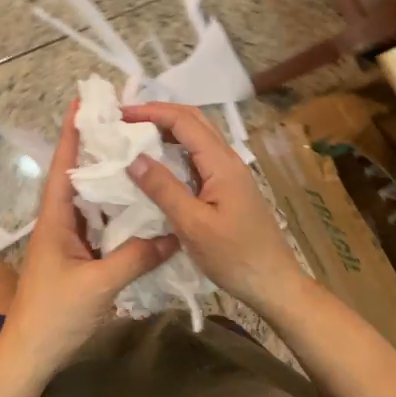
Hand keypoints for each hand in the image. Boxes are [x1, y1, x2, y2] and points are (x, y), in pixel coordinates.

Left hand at [0, 102, 178, 374]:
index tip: (83, 104)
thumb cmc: (55, 315)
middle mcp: (58, 222)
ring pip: (89, 200)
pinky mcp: (76, 258)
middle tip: (125, 124)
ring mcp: (66, 241)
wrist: (30, 355)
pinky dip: (114, 211)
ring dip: (107, 179)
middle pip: (77, 176)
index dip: (71, 134)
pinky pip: (97, 225)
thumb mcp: (99, 284)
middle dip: (96, 149)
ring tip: (136, 155)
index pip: (63, 165)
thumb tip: (174, 234)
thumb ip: (136, 257)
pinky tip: (137, 206)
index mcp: (54, 218)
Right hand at [121, 103, 306, 314]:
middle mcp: (228, 160)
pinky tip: (160, 163)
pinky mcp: (228, 188)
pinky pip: (200, 156)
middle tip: (126, 120)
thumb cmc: (234, 256)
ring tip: (137, 136)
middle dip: (159, 114)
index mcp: (221, 163)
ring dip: (168, 129)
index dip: (151, 112)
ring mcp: (230, 173)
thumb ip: (163, 189)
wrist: (274, 284)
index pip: (184, 121)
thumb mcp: (193, 226)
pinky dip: (176, 150)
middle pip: (193, 121)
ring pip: (198, 137)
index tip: (121, 115)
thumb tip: (132, 157)